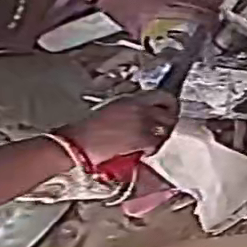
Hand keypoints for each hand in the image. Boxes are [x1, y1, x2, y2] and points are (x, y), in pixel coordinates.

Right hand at [62, 93, 177, 163]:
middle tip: (158, 130)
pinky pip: (157, 143)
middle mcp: (141, 110)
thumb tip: (147, 113)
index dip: (170, 104)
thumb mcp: (110, 110)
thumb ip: (132, 109)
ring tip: (147, 141)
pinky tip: (141, 150)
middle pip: (170, 115)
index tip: (169, 110)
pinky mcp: (144, 139)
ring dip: (160, 136)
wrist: (76, 144)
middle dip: (167, 123)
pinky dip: (152, 148)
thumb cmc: (85, 129)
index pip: (164, 96)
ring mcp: (144, 124)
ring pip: (166, 130)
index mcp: (132, 100)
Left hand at [97, 0, 215, 40]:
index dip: (208, 23)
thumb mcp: (133, 28)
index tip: (215, 28)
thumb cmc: (117, 6)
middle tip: (221, 21)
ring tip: (218, 9)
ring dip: (210, 2)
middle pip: (202, 4)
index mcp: (165, 9)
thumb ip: (150, 39)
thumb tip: (161, 49)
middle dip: (214, 13)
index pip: (195, 15)